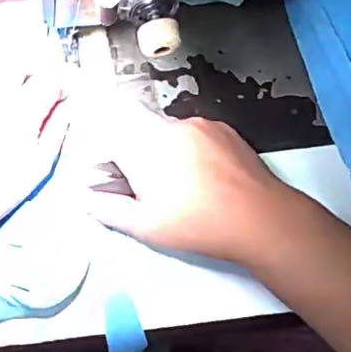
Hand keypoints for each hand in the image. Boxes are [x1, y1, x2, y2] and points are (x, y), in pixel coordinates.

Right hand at [75, 92, 310, 263]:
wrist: (261, 219)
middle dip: (133, 152)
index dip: (103, 149)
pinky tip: (200, 177)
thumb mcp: (147, 226)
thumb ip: (110, 210)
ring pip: (166, 130)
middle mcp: (170, 127)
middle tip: (145, 184)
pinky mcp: (222, 129)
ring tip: (178, 185)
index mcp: (145, 146)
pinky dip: (188, 148)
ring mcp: (199, 125)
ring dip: (162, 150)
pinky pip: (193, 132)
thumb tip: (89, 201)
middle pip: (137, 128)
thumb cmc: (202, 225)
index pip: (108, 129)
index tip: (108, 168)